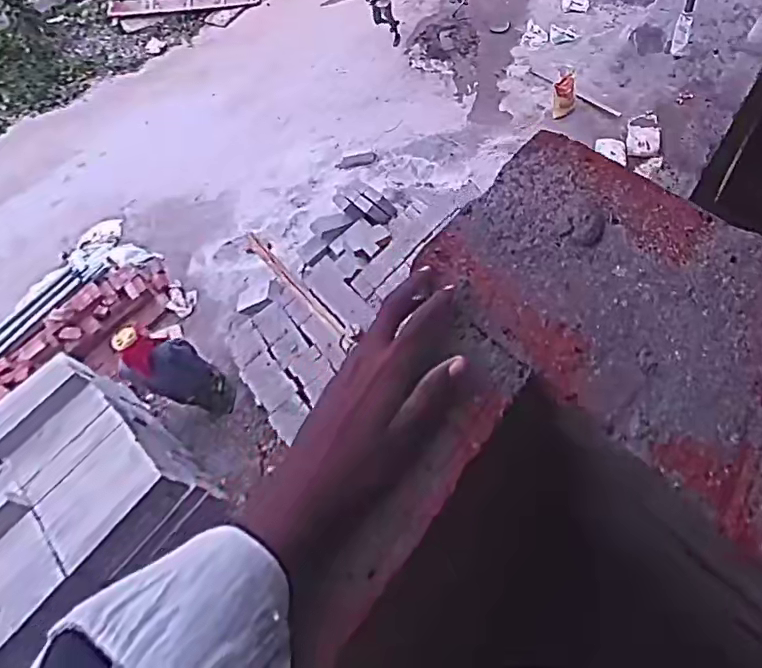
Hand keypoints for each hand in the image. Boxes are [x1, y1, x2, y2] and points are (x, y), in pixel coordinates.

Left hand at [238, 267, 464, 580]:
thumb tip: (460, 362)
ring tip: (412, 294)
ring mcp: (348, 369)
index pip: (417, 326)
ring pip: (376, 324)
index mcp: (387, 371)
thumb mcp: (403, 440)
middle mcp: (366, 360)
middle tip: (427, 271)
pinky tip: (385, 336)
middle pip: (390, 312)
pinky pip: (365, 339)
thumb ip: (430, 397)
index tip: (452, 288)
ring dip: (396, 304)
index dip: (436, 305)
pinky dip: (382, 325)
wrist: (302, 490)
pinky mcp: (337, 381)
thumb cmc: (359, 471)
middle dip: (410, 288)